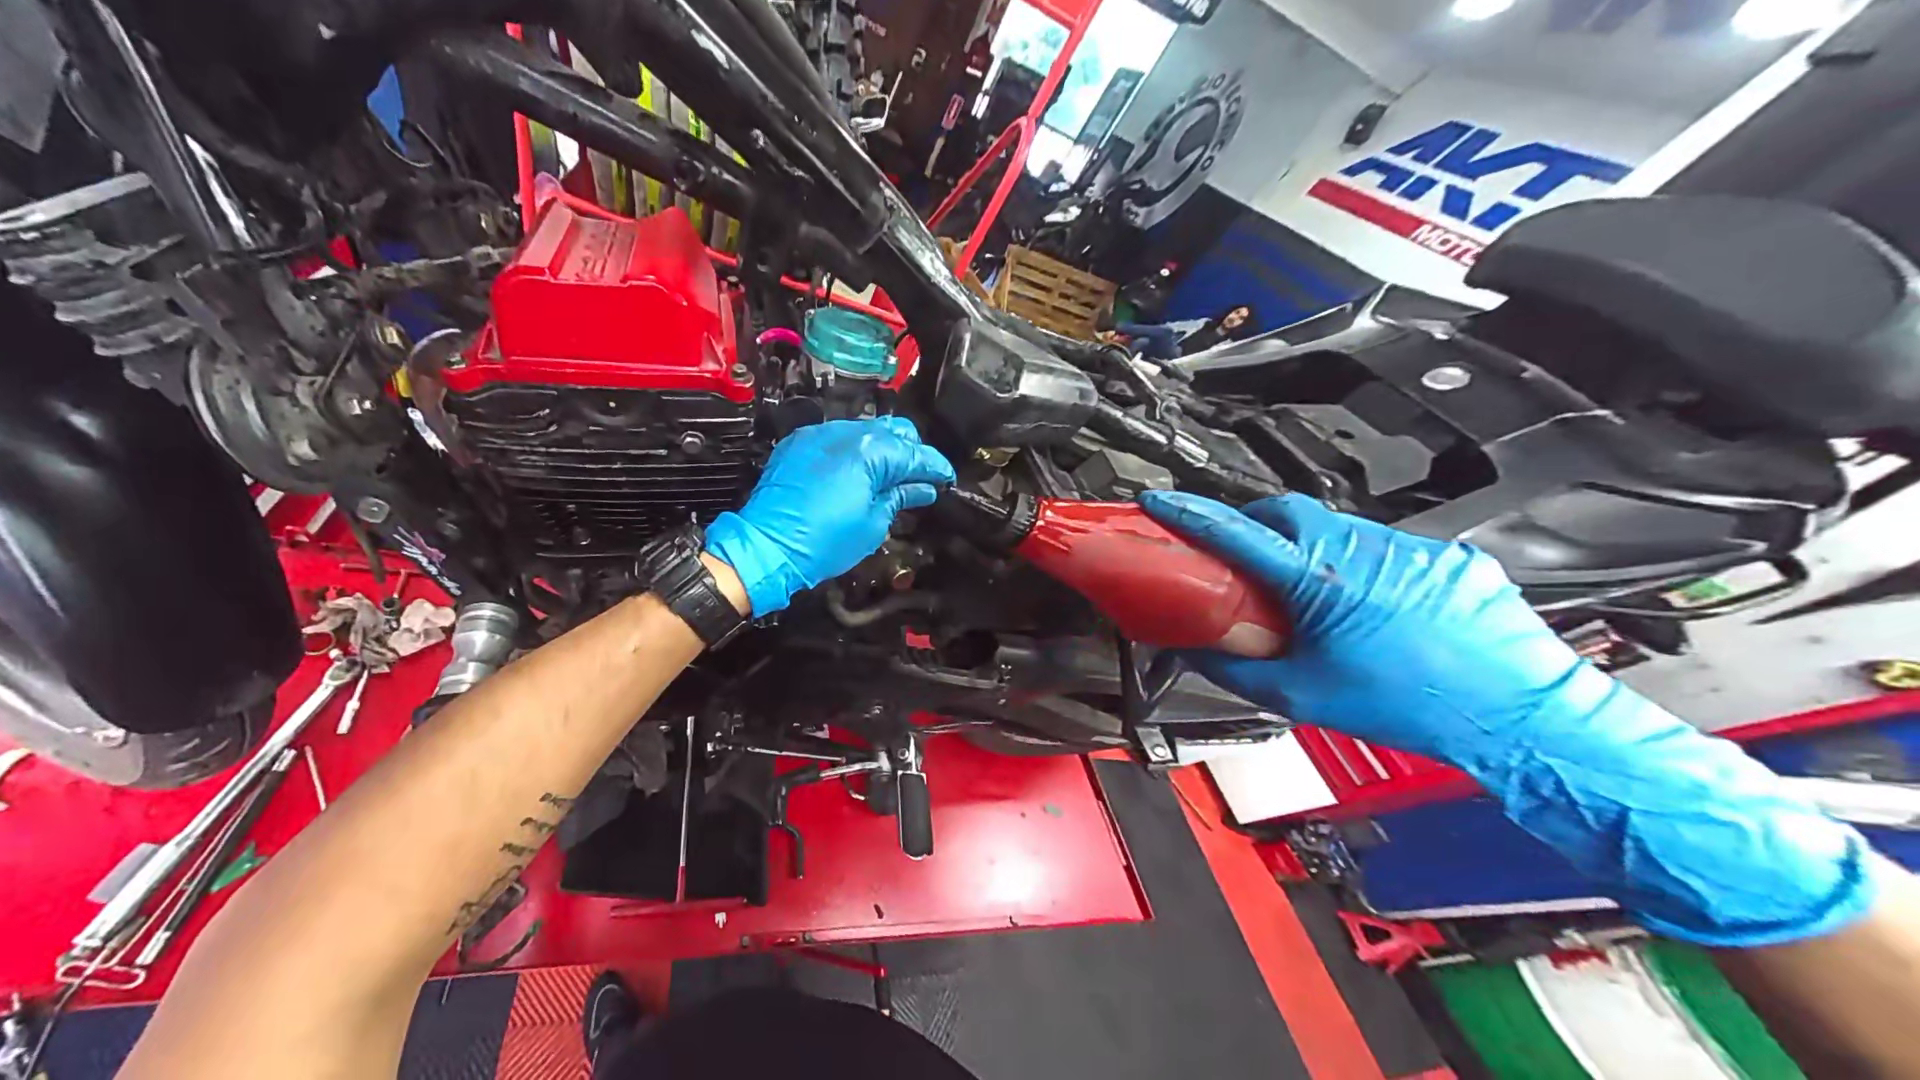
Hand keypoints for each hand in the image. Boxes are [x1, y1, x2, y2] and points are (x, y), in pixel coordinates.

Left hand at [705, 418, 954, 615]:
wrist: (767, 547)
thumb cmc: (821, 542)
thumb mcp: (873, 524)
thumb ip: (900, 497)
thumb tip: (921, 489)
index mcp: (870, 451)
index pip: (915, 453)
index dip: (935, 467)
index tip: (945, 479)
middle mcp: (845, 433)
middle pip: (895, 431)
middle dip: (912, 452)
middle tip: (920, 478)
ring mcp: (819, 435)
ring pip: (865, 430)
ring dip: (883, 450)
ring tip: (890, 477)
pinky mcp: (799, 444)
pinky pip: (837, 438)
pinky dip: (854, 451)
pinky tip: (859, 473)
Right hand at [1140, 490, 1884, 946]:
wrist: (1519, 718)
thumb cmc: (1410, 706)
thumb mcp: (1299, 694)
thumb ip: (1236, 666)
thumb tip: (1199, 648)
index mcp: (1319, 580)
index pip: (1236, 533)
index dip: (1190, 514)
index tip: (1161, 500)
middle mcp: (1362, 549)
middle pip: (1284, 513)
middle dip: (1251, 525)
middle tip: (1237, 557)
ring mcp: (1406, 547)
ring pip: (1332, 527)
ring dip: (1305, 548)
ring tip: (1306, 593)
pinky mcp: (1441, 556)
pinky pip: (1380, 544)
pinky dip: (1355, 563)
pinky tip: (1364, 604)